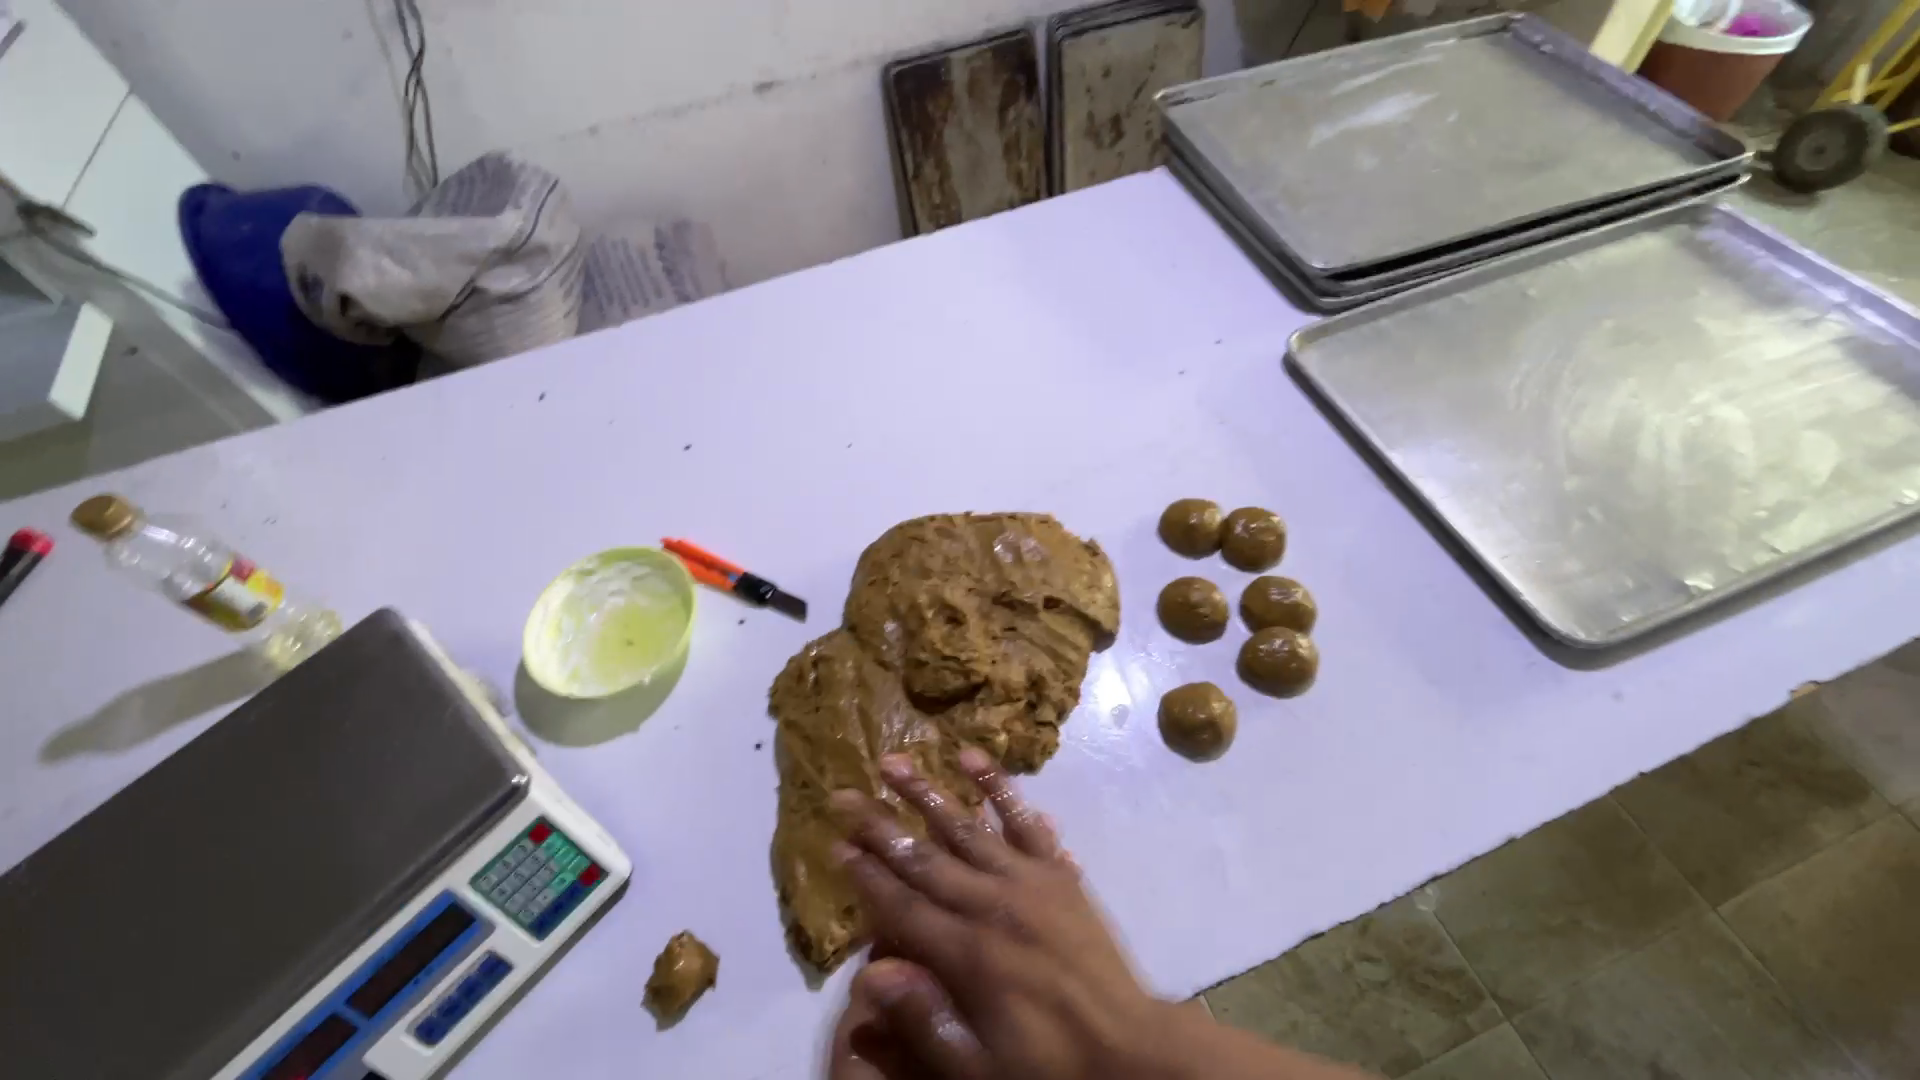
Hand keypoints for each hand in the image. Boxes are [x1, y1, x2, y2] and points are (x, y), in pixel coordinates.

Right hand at [823, 748, 1185, 1079]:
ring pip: (966, 826)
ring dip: (926, 792)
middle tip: (842, 794)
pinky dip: (998, 786)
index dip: (865, 875)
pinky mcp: (1057, 870)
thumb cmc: (1047, 1062)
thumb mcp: (980, 1066)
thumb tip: (871, 971)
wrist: (1129, 1048)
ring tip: (893, 761)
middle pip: (923, 856)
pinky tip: (972, 757)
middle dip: (878, 825)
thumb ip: (926, 1017)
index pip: (901, 904)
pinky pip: (1024, 820)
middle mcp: (991, 903)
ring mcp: (1027, 880)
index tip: (835, 844)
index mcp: (967, 952)